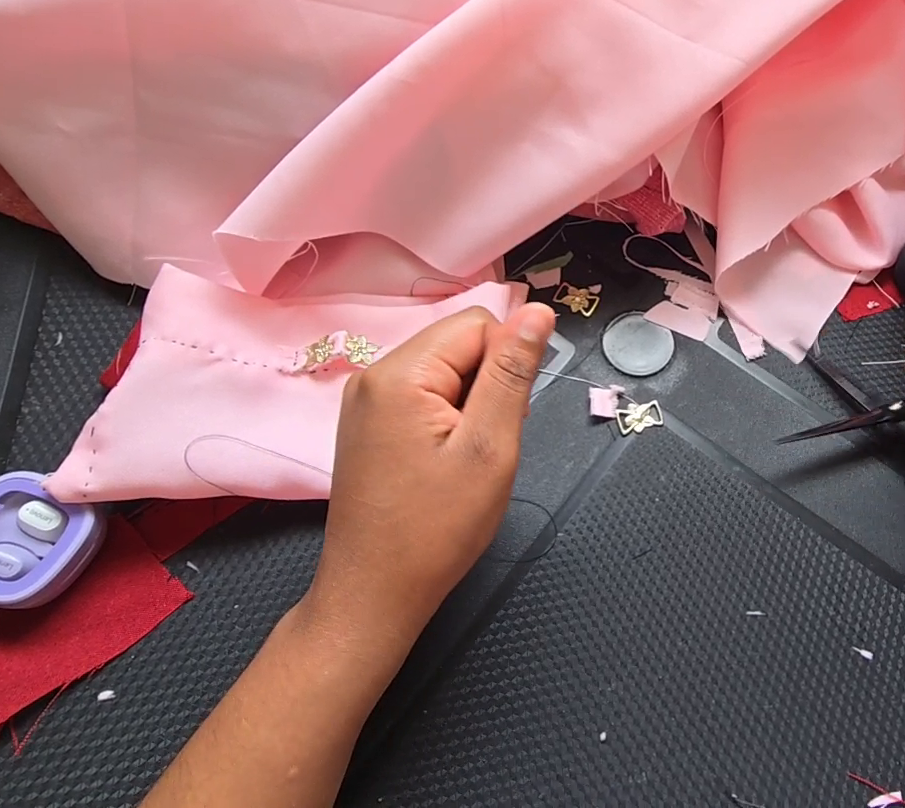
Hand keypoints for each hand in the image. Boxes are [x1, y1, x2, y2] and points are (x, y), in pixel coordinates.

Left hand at [298, 302, 556, 661]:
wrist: (375, 595)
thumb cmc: (438, 527)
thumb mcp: (491, 446)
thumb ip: (513, 372)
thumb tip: (538, 311)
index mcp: (401, 373)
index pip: (479, 324)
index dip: (508, 364)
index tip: (507, 417)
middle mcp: (375, 375)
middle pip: (460, 343)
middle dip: (490, 382)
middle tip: (489, 443)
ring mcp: (366, 399)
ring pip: (447, 368)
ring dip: (472, 401)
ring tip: (468, 455)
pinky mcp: (369, 422)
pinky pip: (426, 392)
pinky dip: (451, 415)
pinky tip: (449, 457)